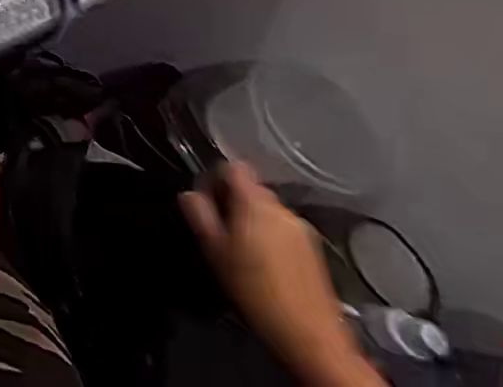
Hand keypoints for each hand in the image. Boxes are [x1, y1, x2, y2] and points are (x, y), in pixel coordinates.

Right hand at [180, 163, 383, 386]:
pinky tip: (268, 264)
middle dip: (234, 202)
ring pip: (268, 209)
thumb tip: (188, 194)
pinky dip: (272, 235)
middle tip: (222, 231)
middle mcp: (279, 206)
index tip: (208, 201)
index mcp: (253, 203)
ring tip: (244, 251)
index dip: (216, 177)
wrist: (311, 335)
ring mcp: (300, 225)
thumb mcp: (217, 254)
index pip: (233, 167)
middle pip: (250, 187)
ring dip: (253, 219)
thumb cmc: (255, 292)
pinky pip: (284, 227)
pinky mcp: (314, 245)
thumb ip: (200, 217)